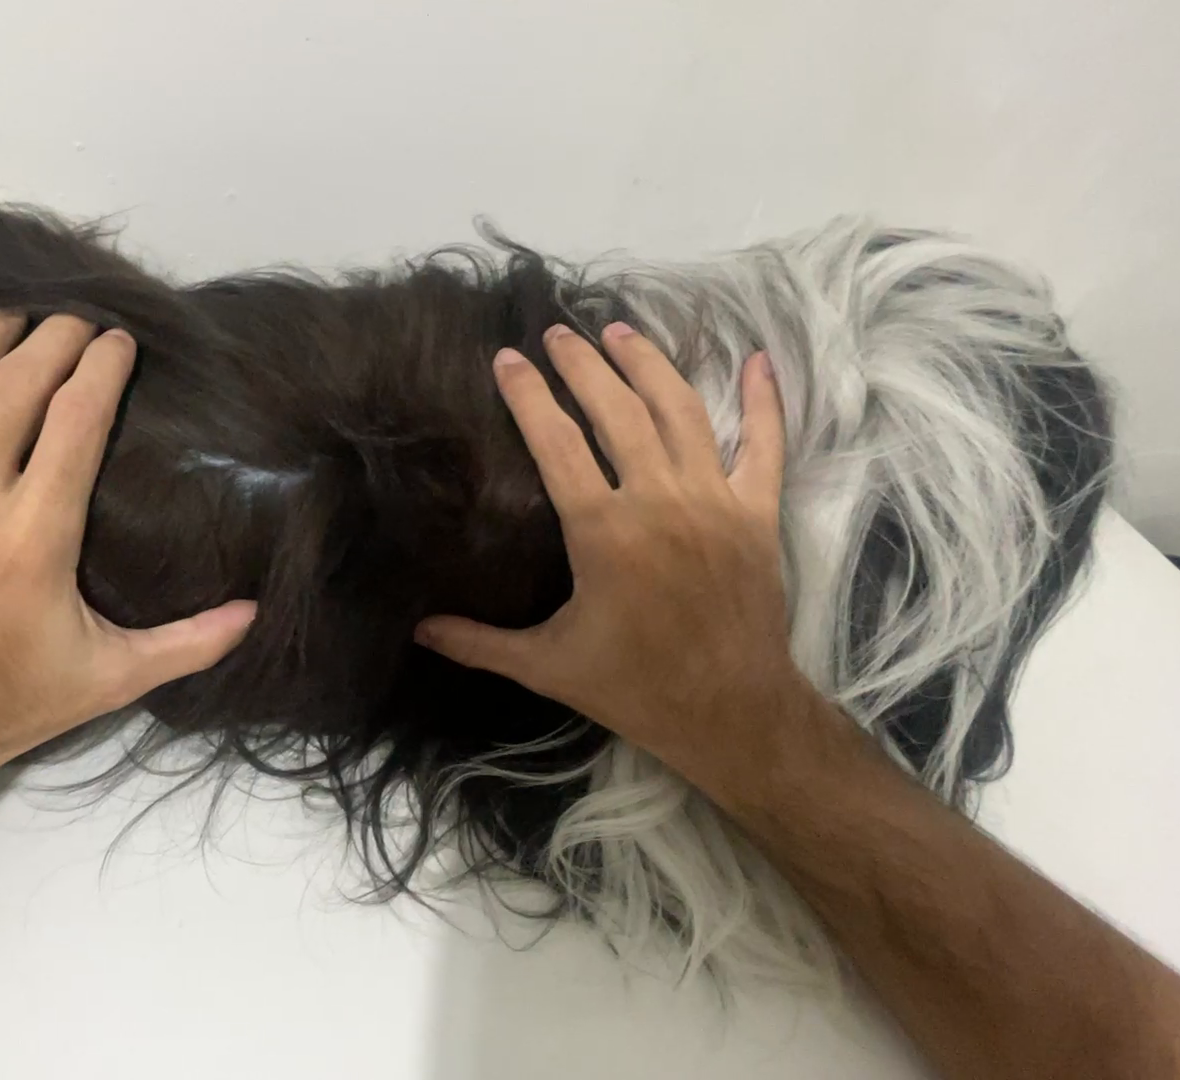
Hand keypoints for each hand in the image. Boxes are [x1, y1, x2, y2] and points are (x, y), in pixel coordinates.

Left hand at [0, 313, 255, 787]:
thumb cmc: (7, 702)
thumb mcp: (110, 678)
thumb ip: (188, 644)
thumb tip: (256, 613)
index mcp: (34, 538)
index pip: (78, 418)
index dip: (103, 368)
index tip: (119, 343)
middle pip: (14, 386)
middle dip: (53, 340)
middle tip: (75, 322)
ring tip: (8, 321)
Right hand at [415, 323, 822, 793]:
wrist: (731, 713)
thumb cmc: (632, 687)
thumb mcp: (544, 664)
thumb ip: (476, 642)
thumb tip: (415, 630)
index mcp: (603, 531)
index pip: (557, 442)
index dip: (528, 395)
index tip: (507, 359)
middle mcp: (659, 500)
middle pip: (618, 410)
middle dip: (583, 364)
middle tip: (557, 332)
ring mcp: (715, 501)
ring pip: (681, 411)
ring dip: (648, 364)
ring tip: (620, 330)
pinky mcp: (757, 514)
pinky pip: (763, 445)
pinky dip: (762, 401)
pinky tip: (759, 361)